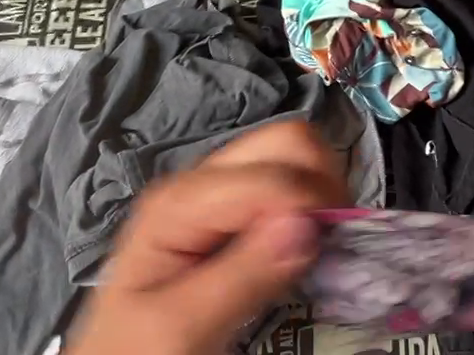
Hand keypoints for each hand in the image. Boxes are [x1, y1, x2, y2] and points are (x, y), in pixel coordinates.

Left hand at [66, 122, 352, 354]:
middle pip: (287, 140)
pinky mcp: (235, 205)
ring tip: (325, 238)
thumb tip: (308, 223)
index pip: (272, 171)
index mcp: (182, 199)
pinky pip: (290, 177)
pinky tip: (309, 238)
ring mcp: (220, 189)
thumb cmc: (137, 352)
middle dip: (323, 180)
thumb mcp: (181, 329)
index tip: (331, 249)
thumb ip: (243, 276)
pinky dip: (314, 198)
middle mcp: (203, 179)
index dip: (311, 202)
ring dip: (322, 187)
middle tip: (336, 237)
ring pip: (295, 152)